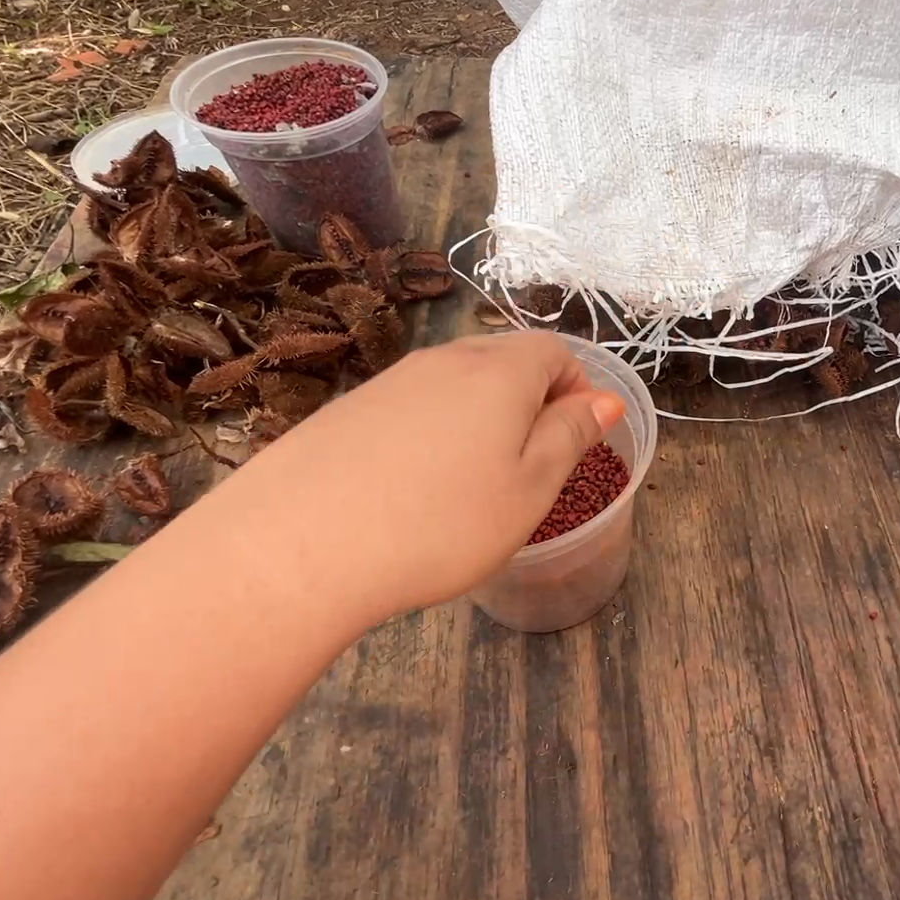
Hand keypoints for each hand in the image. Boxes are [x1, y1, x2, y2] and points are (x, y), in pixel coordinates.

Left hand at [182, 331, 626, 622]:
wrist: (293, 549)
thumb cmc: (441, 522)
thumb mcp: (531, 487)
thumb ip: (572, 435)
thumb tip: (605, 399)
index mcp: (499, 372)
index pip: (555, 351)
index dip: (577, 388)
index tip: (576, 437)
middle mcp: (444, 360)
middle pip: (505, 359)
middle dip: (532, 400)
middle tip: (530, 464)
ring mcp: (389, 381)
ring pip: (458, 382)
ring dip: (483, 416)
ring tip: (475, 480)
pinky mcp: (347, 410)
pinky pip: (414, 405)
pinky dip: (435, 431)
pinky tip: (416, 486)